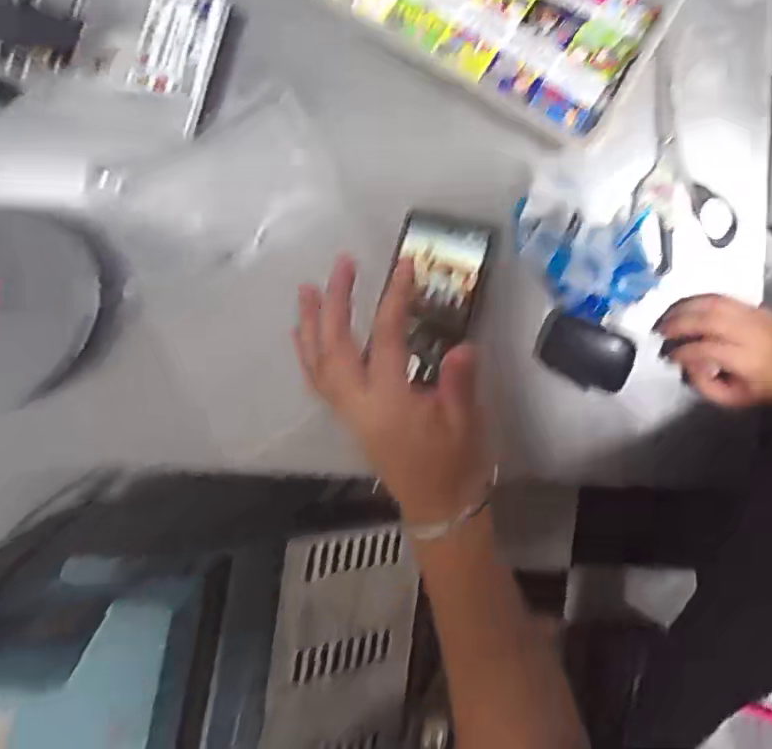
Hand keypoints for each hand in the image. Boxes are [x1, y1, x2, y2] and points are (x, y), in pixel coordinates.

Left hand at [295, 254, 492, 523]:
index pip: (387, 338)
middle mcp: (359, 404)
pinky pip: (319, 380)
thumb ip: (459, 382)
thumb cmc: (455, 462)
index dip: (395, 298)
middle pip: (335, 346)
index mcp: (389, 401)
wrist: (439, 506)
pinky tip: (306, 336)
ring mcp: (350, 412)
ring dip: (311, 323)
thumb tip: (463, 345)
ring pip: (318, 363)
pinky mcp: (351, 418)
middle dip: (336, 302)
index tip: (404, 265)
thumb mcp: (465, 421)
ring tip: (307, 289)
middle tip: (343, 265)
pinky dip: (309, 353)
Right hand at [652, 295, 771, 406]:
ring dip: (685, 307)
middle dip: (680, 324)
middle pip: (708, 320)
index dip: (684, 352)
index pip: (708, 350)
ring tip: (668, 317)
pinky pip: (720, 297)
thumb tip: (687, 366)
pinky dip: (698, 300)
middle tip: (661, 332)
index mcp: (748, 361)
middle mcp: (749, 333)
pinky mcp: (752, 305)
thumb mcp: (737, 398)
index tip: (670, 356)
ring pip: (713, 303)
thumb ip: (707, 386)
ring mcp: (752, 315)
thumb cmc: (767, 386)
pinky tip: (685, 307)